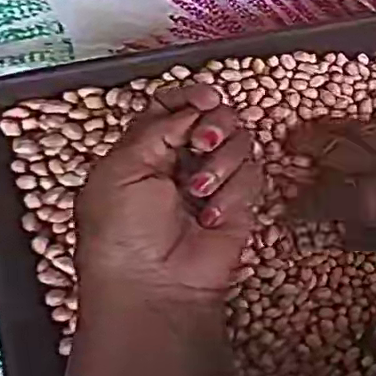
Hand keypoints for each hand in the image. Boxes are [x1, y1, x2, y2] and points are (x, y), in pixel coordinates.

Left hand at [75, 84, 263, 310]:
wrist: (156, 279)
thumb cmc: (122, 232)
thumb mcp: (122, 169)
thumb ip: (159, 129)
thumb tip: (197, 106)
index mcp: (145, 146)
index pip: (174, 105)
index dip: (191, 95)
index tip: (206, 97)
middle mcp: (183, 158)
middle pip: (216, 117)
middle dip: (215, 126)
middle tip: (202, 143)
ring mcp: (216, 178)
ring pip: (240, 144)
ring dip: (220, 166)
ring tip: (198, 193)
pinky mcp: (242, 200)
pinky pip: (253, 176)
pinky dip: (232, 195)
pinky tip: (210, 216)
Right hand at [287, 117, 375, 278]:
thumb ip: (365, 237)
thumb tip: (345, 230)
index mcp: (368, 201)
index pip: (322, 199)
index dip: (300, 204)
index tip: (287, 207)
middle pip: (335, 152)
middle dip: (308, 147)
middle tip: (288, 143)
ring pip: (365, 133)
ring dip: (339, 127)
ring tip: (321, 125)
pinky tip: (373, 120)